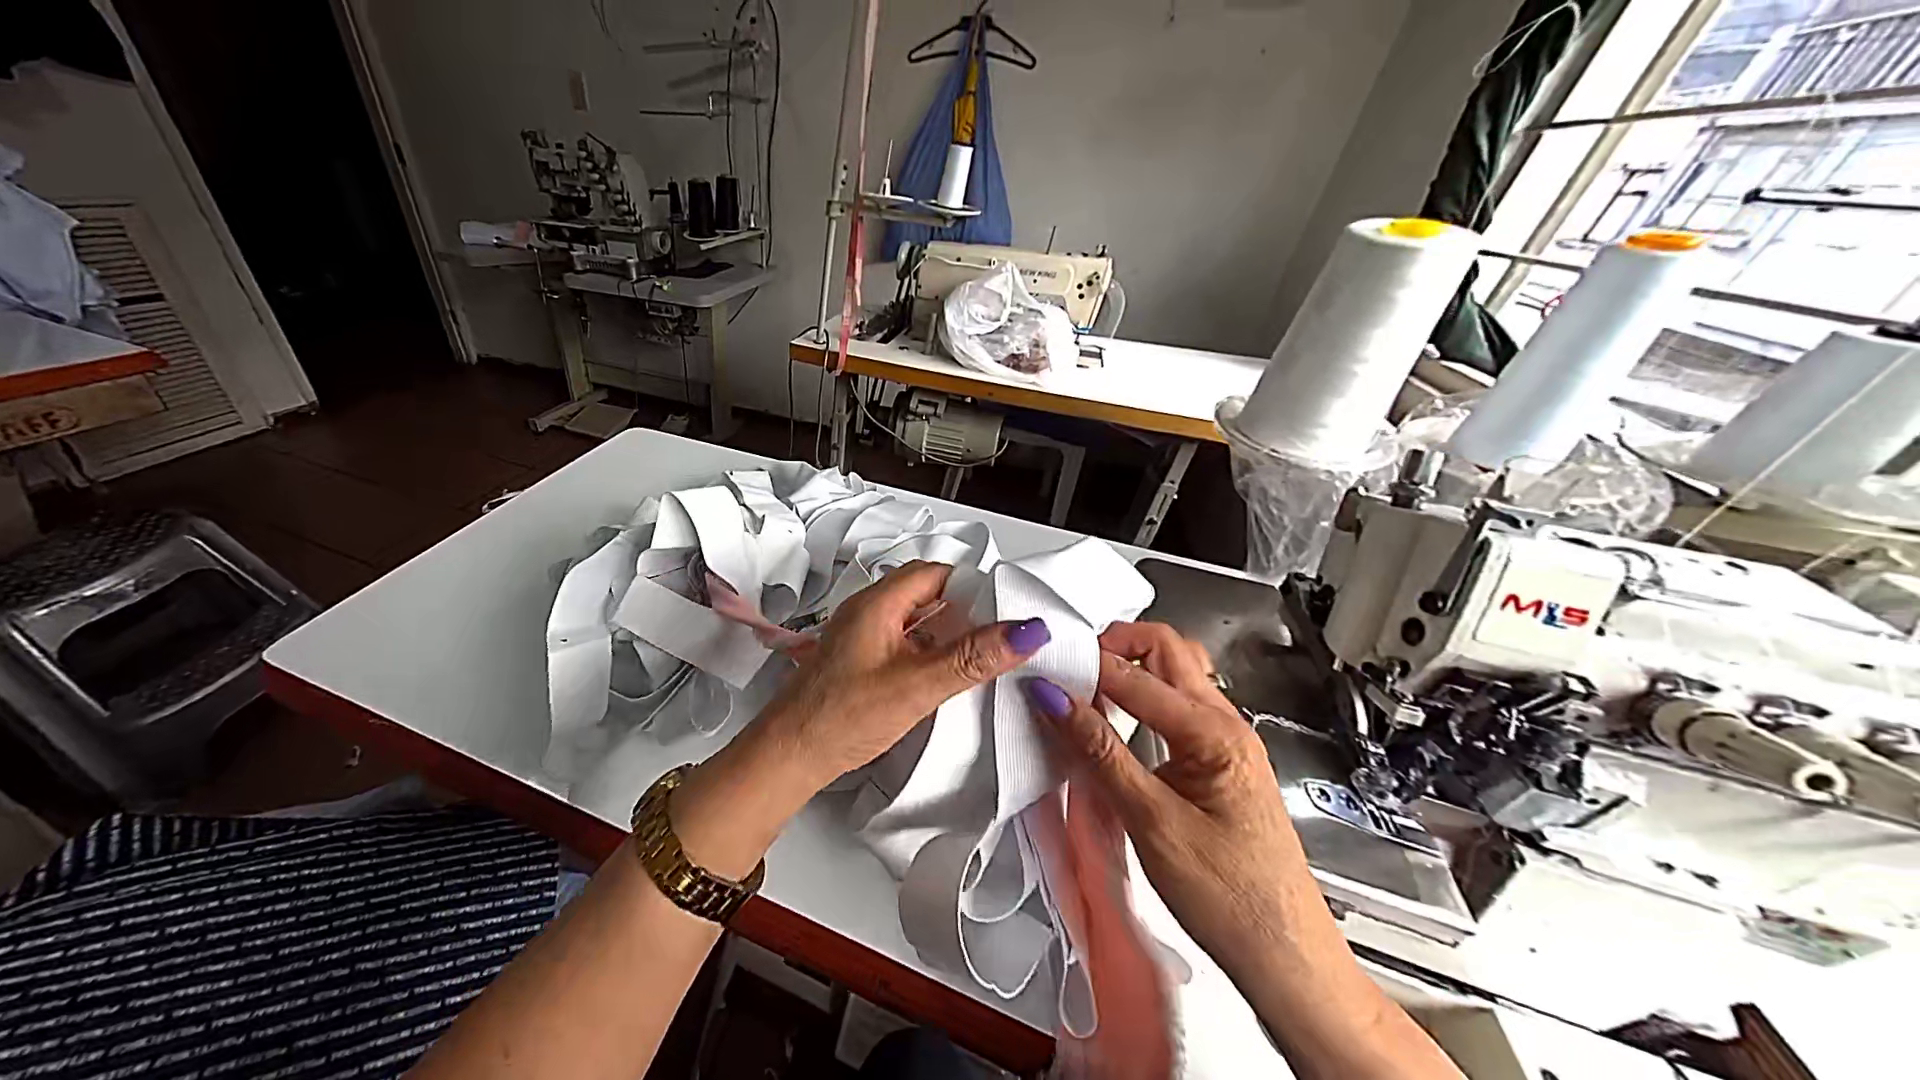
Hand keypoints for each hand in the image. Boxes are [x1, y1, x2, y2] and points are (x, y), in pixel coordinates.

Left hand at [758, 560, 1049, 788]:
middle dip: (964, 607)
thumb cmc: (835, 718)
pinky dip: (929, 648)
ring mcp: (863, 635)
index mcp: (877, 603)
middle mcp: (868, 612)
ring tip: (976, 653)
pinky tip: (943, 673)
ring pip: (917, 616)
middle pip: (927, 591)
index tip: (1003, 606)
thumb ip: (971, 658)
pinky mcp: (862, 658)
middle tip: (995, 631)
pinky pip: (904, 639)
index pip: (936, 572)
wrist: (789, 756)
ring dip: (947, 629)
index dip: (973, 584)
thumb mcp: (916, 686)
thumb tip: (1020, 632)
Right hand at [1023, 621, 1310, 968]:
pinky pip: (1180, 706)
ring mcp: (1228, 742)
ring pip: (1176, 674)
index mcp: (1215, 734)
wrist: (1285, 956)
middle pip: (1168, 650)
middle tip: (1071, 664)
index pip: (1135, 677)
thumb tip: (1059, 704)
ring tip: (1088, 689)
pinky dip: (1144, 698)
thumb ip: (1101, 754)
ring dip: (1131, 668)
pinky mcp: (1221, 762)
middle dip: (1117, 644)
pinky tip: (1120, 722)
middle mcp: (1227, 726)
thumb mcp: (1151, 823)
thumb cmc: (1233, 899)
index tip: (1045, 678)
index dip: (1085, 672)